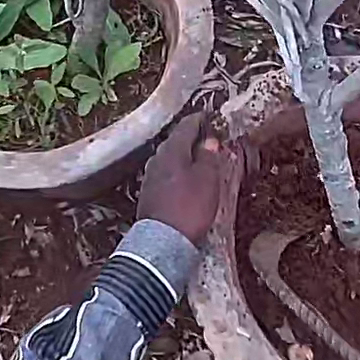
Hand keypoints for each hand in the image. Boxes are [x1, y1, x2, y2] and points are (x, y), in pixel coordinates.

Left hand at [137, 112, 226, 243]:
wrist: (163, 242)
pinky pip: (167, 174)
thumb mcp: (207, 179)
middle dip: (192, 138)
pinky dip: (179, 171)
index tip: (210, 116)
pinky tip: (187, 179)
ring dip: (185, 156)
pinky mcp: (149, 194)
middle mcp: (157, 159)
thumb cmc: (189, 206)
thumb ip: (208, 156)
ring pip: (171, 158)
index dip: (200, 119)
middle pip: (176, 141)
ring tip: (201, 159)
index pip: (186, 126)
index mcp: (172, 150)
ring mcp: (150, 176)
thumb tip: (208, 141)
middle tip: (209, 138)